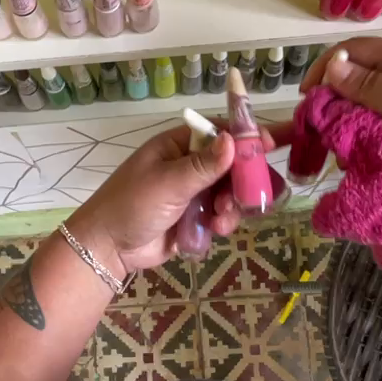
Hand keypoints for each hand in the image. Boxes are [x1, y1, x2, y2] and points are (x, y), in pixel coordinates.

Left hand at [68, 126, 241, 277]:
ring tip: (223, 218)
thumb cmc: (131, 205)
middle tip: (257, 192)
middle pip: (233, 164)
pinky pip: (223, 215)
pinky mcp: (196, 217)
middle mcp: (189, 165)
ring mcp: (194, 192)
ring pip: (231, 192)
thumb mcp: (168, 182)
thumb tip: (233, 140)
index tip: (273, 145)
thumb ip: (203, 165)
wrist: (108, 248)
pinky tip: (216, 230)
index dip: (248, 138)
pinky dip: (224, 221)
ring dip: (234, 204)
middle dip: (245, 179)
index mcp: (179, 145)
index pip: (221, 132)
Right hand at [300, 38, 381, 189]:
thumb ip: (370, 85)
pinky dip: (369, 136)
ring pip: (370, 103)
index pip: (353, 50)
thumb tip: (331, 65)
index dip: (325, 69)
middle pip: (359, 76)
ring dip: (350, 121)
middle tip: (322, 130)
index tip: (306, 100)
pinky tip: (365, 153)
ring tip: (343, 148)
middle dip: (335, 99)